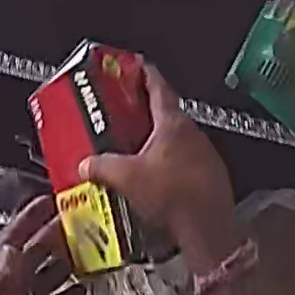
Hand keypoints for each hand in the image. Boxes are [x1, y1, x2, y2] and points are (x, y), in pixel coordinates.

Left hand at [0, 196, 85, 294]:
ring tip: (92, 251)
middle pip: (30, 257)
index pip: (10, 241)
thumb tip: (13, 248)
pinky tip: (83, 291)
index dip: (28, 219)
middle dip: (54, 238)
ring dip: (63, 266)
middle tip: (85, 222)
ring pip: (40, 281)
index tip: (51, 199)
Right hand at [78, 65, 240, 270]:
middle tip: (124, 109)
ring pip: (176, 137)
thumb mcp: (126, 177)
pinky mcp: (209, 175)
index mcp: (173, 124)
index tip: (136, 65)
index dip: (145, 73)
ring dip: (156, 137)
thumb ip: (100, 166)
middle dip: (144, 109)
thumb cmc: (172, 195)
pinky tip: (152, 174)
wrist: (207, 229)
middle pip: (166, 112)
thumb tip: (84, 164)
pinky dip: (167, 159)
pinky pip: (184, 158)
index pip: (159, 87)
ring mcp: (204, 154)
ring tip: (133, 145)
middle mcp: (192, 134)